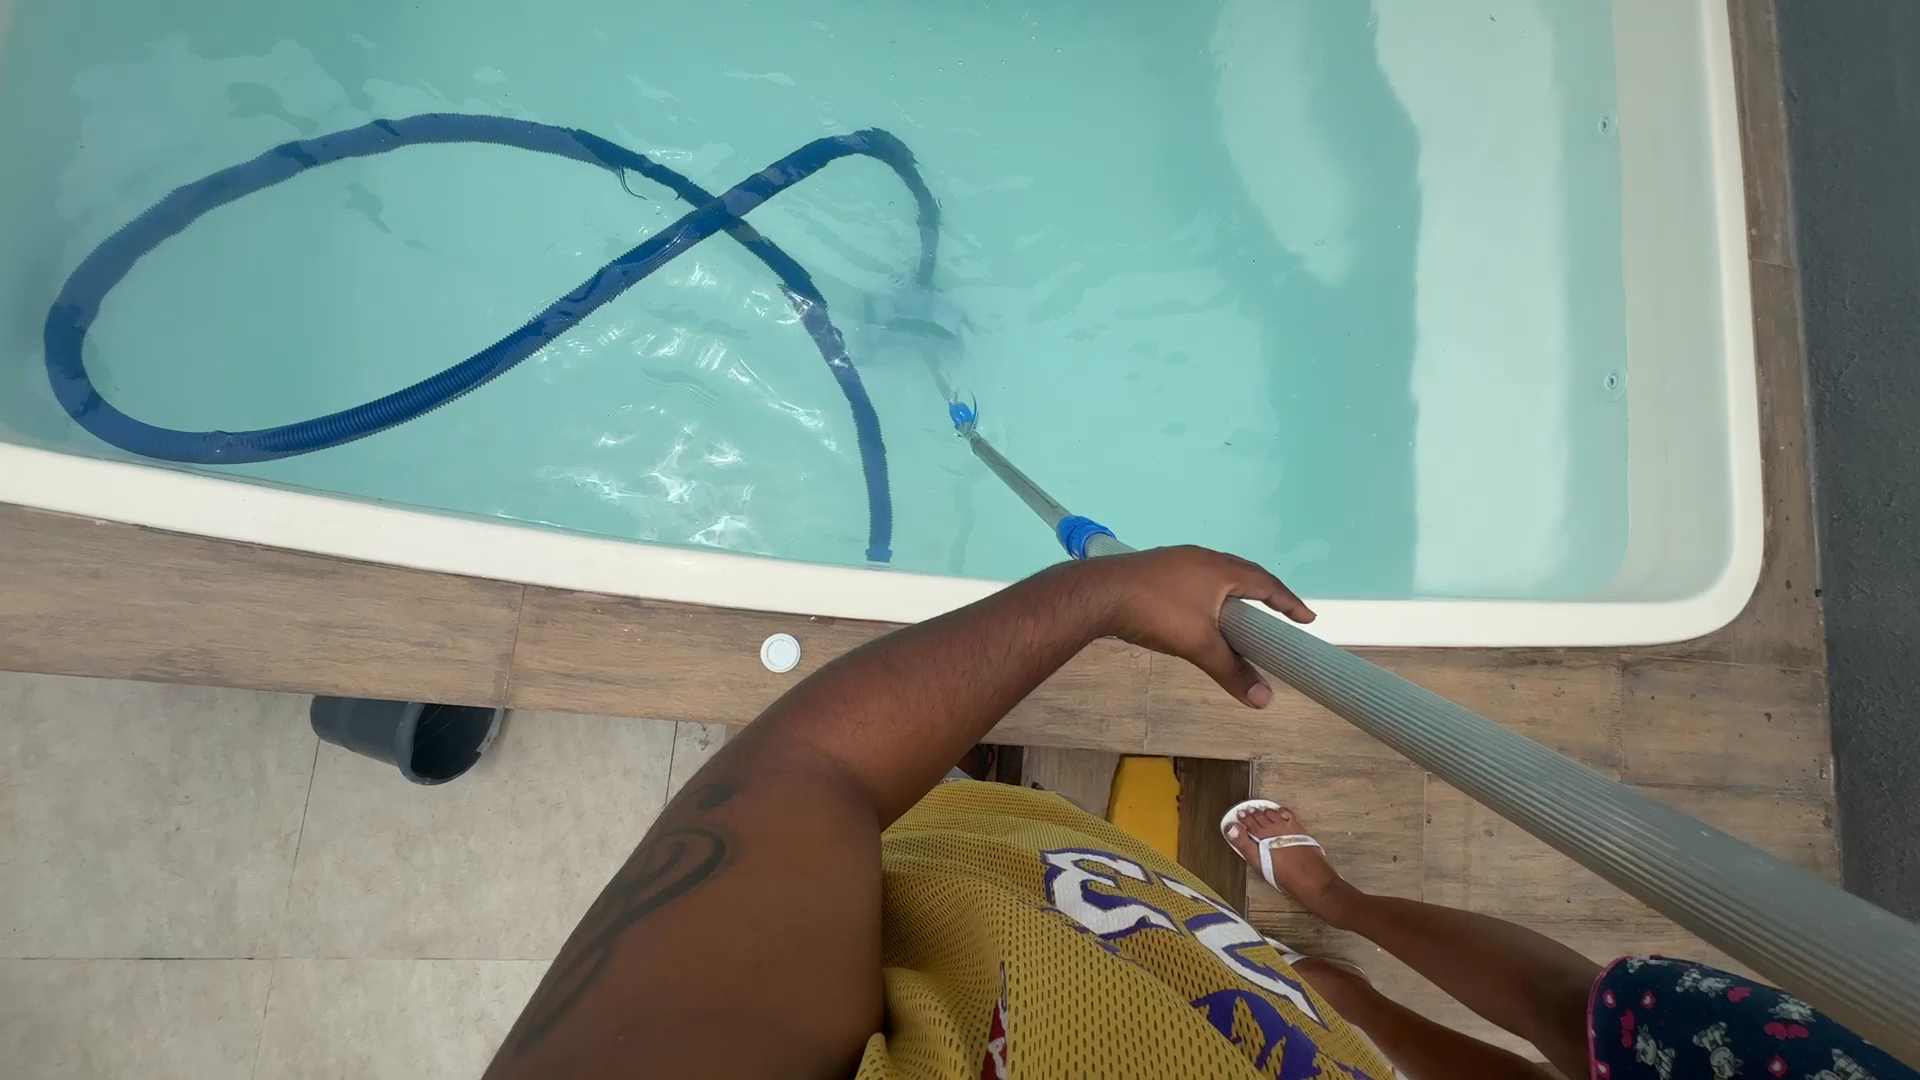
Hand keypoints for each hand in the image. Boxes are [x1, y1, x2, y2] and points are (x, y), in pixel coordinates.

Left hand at [1082, 545, 1313, 708]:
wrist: (1099, 593)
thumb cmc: (1156, 612)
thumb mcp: (1198, 645)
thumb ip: (1231, 671)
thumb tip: (1265, 700)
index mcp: (1219, 568)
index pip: (1266, 583)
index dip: (1288, 601)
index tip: (1306, 617)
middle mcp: (1200, 557)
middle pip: (1242, 572)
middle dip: (1263, 593)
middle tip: (1278, 612)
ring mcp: (1174, 560)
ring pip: (1214, 574)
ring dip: (1232, 592)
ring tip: (1240, 613)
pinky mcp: (1154, 568)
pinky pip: (1193, 578)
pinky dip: (1207, 593)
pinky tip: (1197, 609)